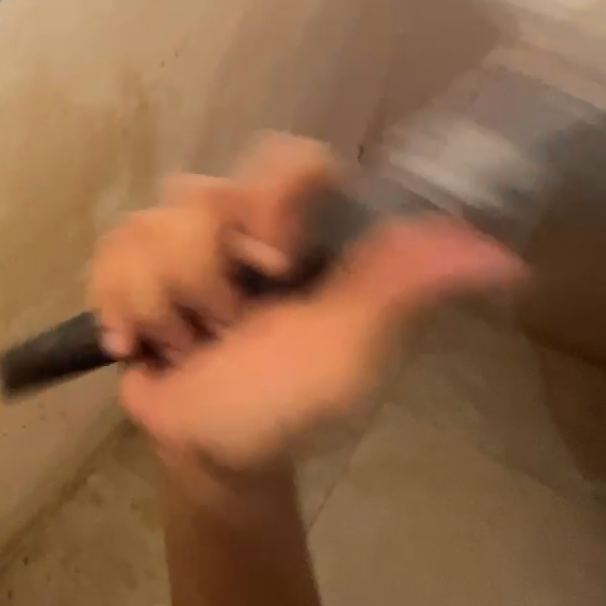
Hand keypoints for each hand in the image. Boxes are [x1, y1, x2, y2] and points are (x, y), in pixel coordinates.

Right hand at [89, 133, 524, 475]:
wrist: (206, 448)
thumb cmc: (283, 404)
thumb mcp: (347, 356)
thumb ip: (398, 293)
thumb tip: (499, 257)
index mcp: (296, 231)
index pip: (289, 157)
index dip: (270, 198)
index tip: (272, 263)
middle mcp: (234, 220)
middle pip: (196, 197)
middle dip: (204, 283)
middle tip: (227, 329)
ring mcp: (172, 237)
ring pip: (143, 231)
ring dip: (163, 309)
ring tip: (186, 345)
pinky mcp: (125, 259)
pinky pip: (106, 253)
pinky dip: (121, 308)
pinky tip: (139, 342)